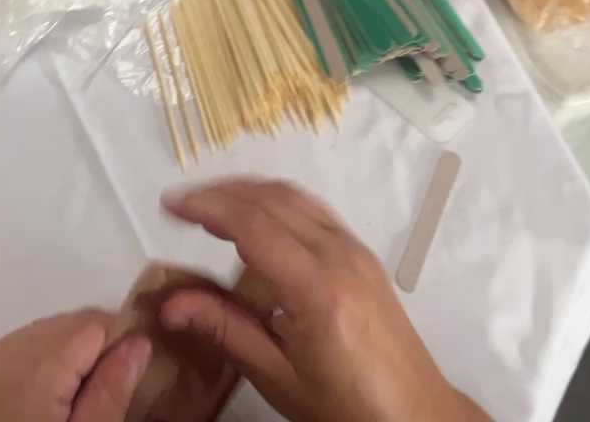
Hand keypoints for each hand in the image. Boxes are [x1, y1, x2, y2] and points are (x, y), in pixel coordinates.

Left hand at [0, 309, 152, 421]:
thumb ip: (110, 392)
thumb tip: (138, 342)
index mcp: (35, 367)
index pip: (94, 323)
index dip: (122, 341)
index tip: (138, 372)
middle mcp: (7, 348)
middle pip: (69, 324)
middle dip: (97, 350)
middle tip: (113, 394)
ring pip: (47, 333)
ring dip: (71, 356)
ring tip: (82, 403)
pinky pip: (23, 347)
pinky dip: (45, 362)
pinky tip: (51, 402)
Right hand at [160, 178, 489, 421]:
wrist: (419, 419)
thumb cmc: (347, 409)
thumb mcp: (279, 379)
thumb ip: (224, 331)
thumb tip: (169, 304)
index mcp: (317, 289)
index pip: (252, 225)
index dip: (206, 207)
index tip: (170, 204)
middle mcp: (337, 255)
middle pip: (268, 199)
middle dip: (218, 193)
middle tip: (180, 204)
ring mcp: (353, 247)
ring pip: (290, 195)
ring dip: (244, 190)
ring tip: (207, 205)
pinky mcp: (359, 250)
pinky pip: (308, 207)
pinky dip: (271, 199)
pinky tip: (252, 214)